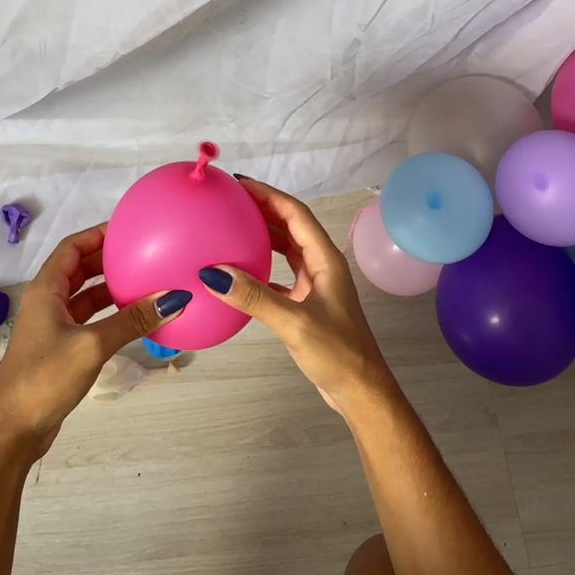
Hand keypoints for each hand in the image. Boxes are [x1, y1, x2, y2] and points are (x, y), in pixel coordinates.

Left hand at [0, 224, 189, 458]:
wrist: (12, 431)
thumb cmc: (45, 378)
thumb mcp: (92, 345)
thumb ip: (132, 321)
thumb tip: (175, 298)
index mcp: (45, 290)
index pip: (72, 247)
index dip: (97, 234)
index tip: (127, 227)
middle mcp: (46, 303)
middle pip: (78, 269)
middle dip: (107, 258)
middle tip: (141, 251)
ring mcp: (52, 328)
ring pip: (84, 296)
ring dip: (109, 287)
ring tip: (143, 280)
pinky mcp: (59, 350)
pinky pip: (88, 320)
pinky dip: (108, 314)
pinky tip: (132, 318)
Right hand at [198, 179, 395, 415]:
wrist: (361, 391)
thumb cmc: (337, 352)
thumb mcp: (294, 322)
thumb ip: (255, 296)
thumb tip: (213, 273)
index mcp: (326, 259)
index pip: (295, 214)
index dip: (269, 194)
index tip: (239, 184)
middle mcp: (322, 265)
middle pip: (290, 225)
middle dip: (263, 208)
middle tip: (229, 200)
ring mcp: (315, 284)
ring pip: (286, 248)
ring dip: (263, 234)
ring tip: (231, 225)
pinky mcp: (307, 303)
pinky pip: (281, 274)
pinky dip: (261, 267)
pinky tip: (238, 271)